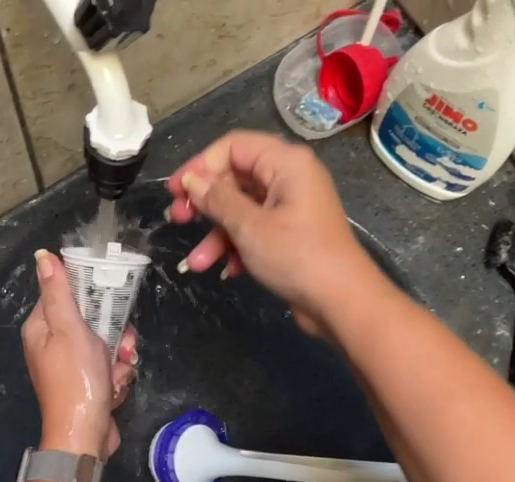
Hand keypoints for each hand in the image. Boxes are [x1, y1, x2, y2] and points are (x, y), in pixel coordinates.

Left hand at [22, 249, 138, 458]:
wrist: (84, 435)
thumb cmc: (76, 380)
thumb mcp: (68, 327)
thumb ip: (58, 291)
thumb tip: (43, 256)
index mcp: (41, 327)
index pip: (65, 293)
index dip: (89, 294)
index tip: (108, 301)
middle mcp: (53, 344)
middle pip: (92, 318)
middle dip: (113, 332)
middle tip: (120, 344)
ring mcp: (72, 366)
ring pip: (107, 343)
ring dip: (119, 357)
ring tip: (118, 371)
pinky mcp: (89, 384)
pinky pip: (110, 367)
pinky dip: (117, 376)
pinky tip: (116, 388)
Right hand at [166, 131, 384, 335]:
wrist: (339, 300)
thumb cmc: (296, 256)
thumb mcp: (250, 227)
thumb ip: (218, 200)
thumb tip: (191, 179)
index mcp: (285, 163)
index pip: (233, 147)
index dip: (201, 165)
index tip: (175, 191)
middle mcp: (289, 178)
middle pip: (235, 178)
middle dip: (205, 203)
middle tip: (176, 220)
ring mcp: (290, 209)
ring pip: (242, 211)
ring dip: (216, 235)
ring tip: (197, 263)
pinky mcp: (289, 236)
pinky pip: (254, 232)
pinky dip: (237, 248)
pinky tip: (227, 271)